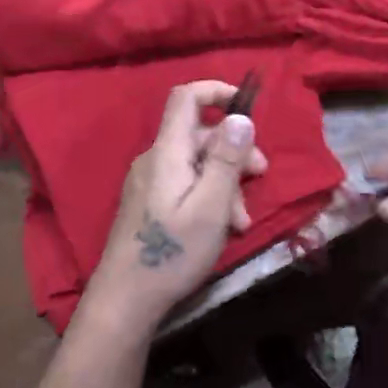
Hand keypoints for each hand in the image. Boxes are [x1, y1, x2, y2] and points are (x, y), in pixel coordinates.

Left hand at [77, 81, 266, 338]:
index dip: (216, 90)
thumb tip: (241, 117)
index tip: (247, 108)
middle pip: (198, 135)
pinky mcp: (148, 202)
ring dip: (224, 182)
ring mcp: (148, 181)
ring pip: (195, 164)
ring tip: (240, 220)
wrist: (126, 297)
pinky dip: (207, 196)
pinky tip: (221, 227)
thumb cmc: (173, 252)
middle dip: (234, 152)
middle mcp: (154, 159)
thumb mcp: (211, 206)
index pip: (185, 98)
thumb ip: (226, 160)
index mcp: (167, 152)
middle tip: (261, 178)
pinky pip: (183, 183)